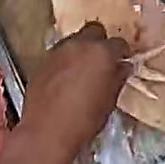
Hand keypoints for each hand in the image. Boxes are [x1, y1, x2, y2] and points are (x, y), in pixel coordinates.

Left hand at [10, 23, 128, 163]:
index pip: (119, 43)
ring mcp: (58, 52)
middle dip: (100, 42)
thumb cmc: (86, 118)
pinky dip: (66, 61)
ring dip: (81, 50)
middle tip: (103, 60)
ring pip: (74, 41)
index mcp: (102, 52)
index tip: (123, 62)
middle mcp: (79, 45)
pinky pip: (59, 54)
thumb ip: (118, 77)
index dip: (123, 53)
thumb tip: (123, 67)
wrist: (47, 132)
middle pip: (94, 30)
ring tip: (84, 70)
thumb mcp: (110, 99)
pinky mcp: (41, 63)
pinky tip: (67, 79)